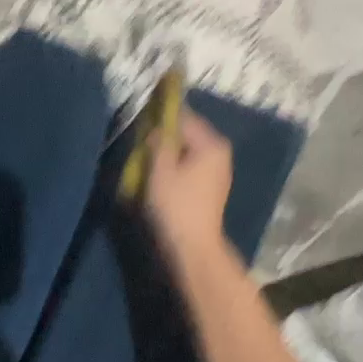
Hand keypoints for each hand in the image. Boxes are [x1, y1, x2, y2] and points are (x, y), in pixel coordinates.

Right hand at [144, 110, 235, 265]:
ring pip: (189, 153)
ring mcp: (218, 172)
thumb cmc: (176, 207)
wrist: (193, 247)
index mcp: (211, 144)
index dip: (163, 114)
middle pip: (189, 136)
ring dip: (170, 154)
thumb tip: (156, 129)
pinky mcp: (211, 189)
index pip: (184, 118)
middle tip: (142, 140)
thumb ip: (159, 144)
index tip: (144, 115)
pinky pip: (191, 168)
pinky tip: (161, 177)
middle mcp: (220, 154)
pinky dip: (177, 168)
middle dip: (167, 136)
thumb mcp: (160, 171)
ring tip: (148, 159)